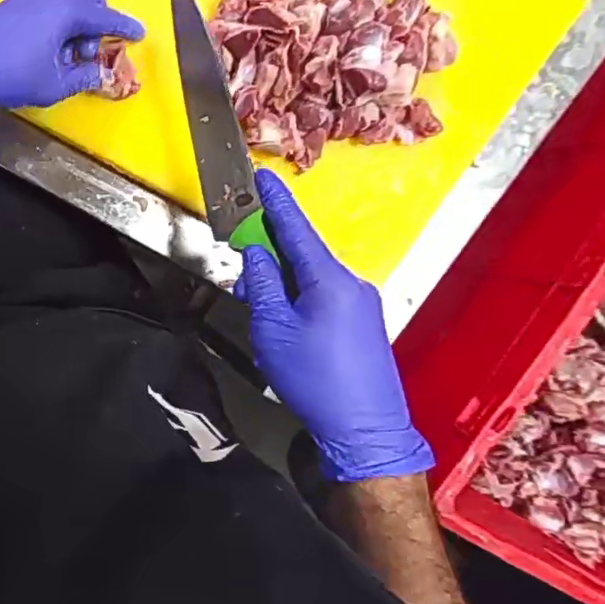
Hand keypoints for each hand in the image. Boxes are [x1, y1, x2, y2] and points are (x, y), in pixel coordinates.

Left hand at [0, 0, 143, 121]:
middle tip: (90, 55)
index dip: (124, 27)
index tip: (138, 34)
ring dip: (77, 24)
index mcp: (67, 8)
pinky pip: (50, 3)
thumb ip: (82, 78)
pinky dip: (59, 21)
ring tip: (66, 57)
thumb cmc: (10, 75)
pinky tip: (48, 49)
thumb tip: (99, 75)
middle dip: (98, 24)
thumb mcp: (53, 85)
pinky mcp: (16, 1)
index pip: (106, 15)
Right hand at [235, 170, 434, 483]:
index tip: (261, 178)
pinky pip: (320, 297)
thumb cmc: (315, 378)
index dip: (275, 203)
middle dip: (267, 260)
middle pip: (301, 256)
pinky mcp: (359, 322)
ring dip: (278, 286)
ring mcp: (359, 303)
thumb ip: (262, 286)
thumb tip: (256, 254)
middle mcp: (350, 284)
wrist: (364, 425)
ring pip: (308, 279)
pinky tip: (280, 324)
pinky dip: (294, 301)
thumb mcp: (272, 329)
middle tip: (240, 280)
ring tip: (257, 314)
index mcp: (329, 280)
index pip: (296, 230)